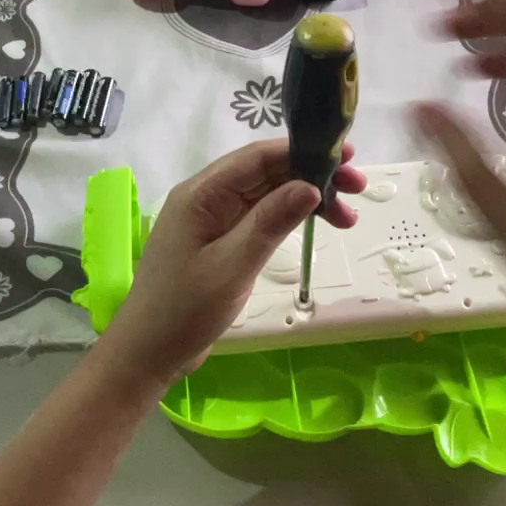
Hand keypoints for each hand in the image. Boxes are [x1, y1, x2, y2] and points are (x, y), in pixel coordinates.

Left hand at [92, 140, 366, 389]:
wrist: (147, 354)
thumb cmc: (184, 310)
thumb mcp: (232, 266)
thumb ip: (270, 222)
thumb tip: (311, 185)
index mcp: (201, 194)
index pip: (257, 157)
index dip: (302, 151)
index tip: (345, 157)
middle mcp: (207, 198)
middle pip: (265, 173)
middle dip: (311, 175)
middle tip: (357, 188)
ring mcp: (213, 220)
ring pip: (266, 195)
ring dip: (305, 199)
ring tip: (347, 216)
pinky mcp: (220, 242)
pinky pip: (259, 217)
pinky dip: (289, 218)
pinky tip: (315, 224)